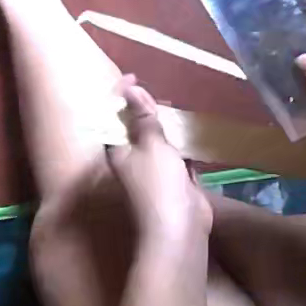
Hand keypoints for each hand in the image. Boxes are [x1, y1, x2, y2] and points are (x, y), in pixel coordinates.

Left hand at [106, 82, 211, 250]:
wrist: (179, 228)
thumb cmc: (159, 183)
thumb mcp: (151, 144)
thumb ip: (144, 118)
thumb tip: (131, 89)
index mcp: (119, 150)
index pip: (115, 116)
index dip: (122, 96)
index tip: (134, 76)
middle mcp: (132, 160)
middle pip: (136, 129)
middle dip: (147, 111)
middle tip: (161, 96)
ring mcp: (154, 173)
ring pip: (158, 143)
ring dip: (167, 129)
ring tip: (176, 112)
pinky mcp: (174, 184)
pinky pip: (176, 159)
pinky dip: (182, 149)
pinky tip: (191, 141)